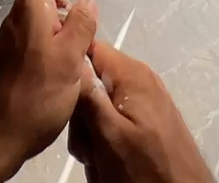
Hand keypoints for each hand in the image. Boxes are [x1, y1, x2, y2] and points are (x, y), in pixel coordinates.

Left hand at [0, 0, 97, 182]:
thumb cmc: (35, 93)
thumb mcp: (70, 57)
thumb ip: (81, 24)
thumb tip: (87, 0)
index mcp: (28, 8)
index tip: (72, 11)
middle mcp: (15, 20)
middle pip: (43, 4)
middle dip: (66, 20)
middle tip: (79, 47)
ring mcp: (9, 44)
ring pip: (41, 30)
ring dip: (60, 44)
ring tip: (72, 70)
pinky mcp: (8, 66)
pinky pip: (34, 51)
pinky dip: (48, 61)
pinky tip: (57, 85)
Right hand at [68, 41, 212, 182]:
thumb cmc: (146, 169)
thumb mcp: (109, 134)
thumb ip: (88, 94)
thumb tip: (71, 54)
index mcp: (131, 72)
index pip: (90, 48)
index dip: (73, 71)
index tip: (68, 101)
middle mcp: (141, 77)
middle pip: (95, 80)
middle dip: (84, 113)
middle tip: (88, 145)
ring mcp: (148, 98)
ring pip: (103, 103)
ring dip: (94, 131)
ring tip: (100, 157)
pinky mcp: (151, 117)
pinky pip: (118, 117)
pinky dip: (109, 138)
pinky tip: (112, 159)